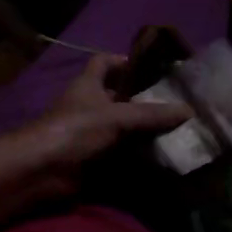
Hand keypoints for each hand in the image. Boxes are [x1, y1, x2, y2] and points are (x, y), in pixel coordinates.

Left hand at [23, 53, 191, 192]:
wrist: (43, 170)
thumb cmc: (75, 129)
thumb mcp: (116, 116)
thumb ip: (151, 114)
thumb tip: (189, 110)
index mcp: (88, 84)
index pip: (105, 62)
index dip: (125, 61)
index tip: (153, 69)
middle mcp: (89, 105)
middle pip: (118, 96)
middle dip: (144, 100)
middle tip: (176, 104)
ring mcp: (90, 132)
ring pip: (122, 126)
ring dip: (143, 130)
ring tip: (178, 130)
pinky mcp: (92, 157)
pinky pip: (120, 152)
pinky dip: (137, 154)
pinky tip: (162, 155)